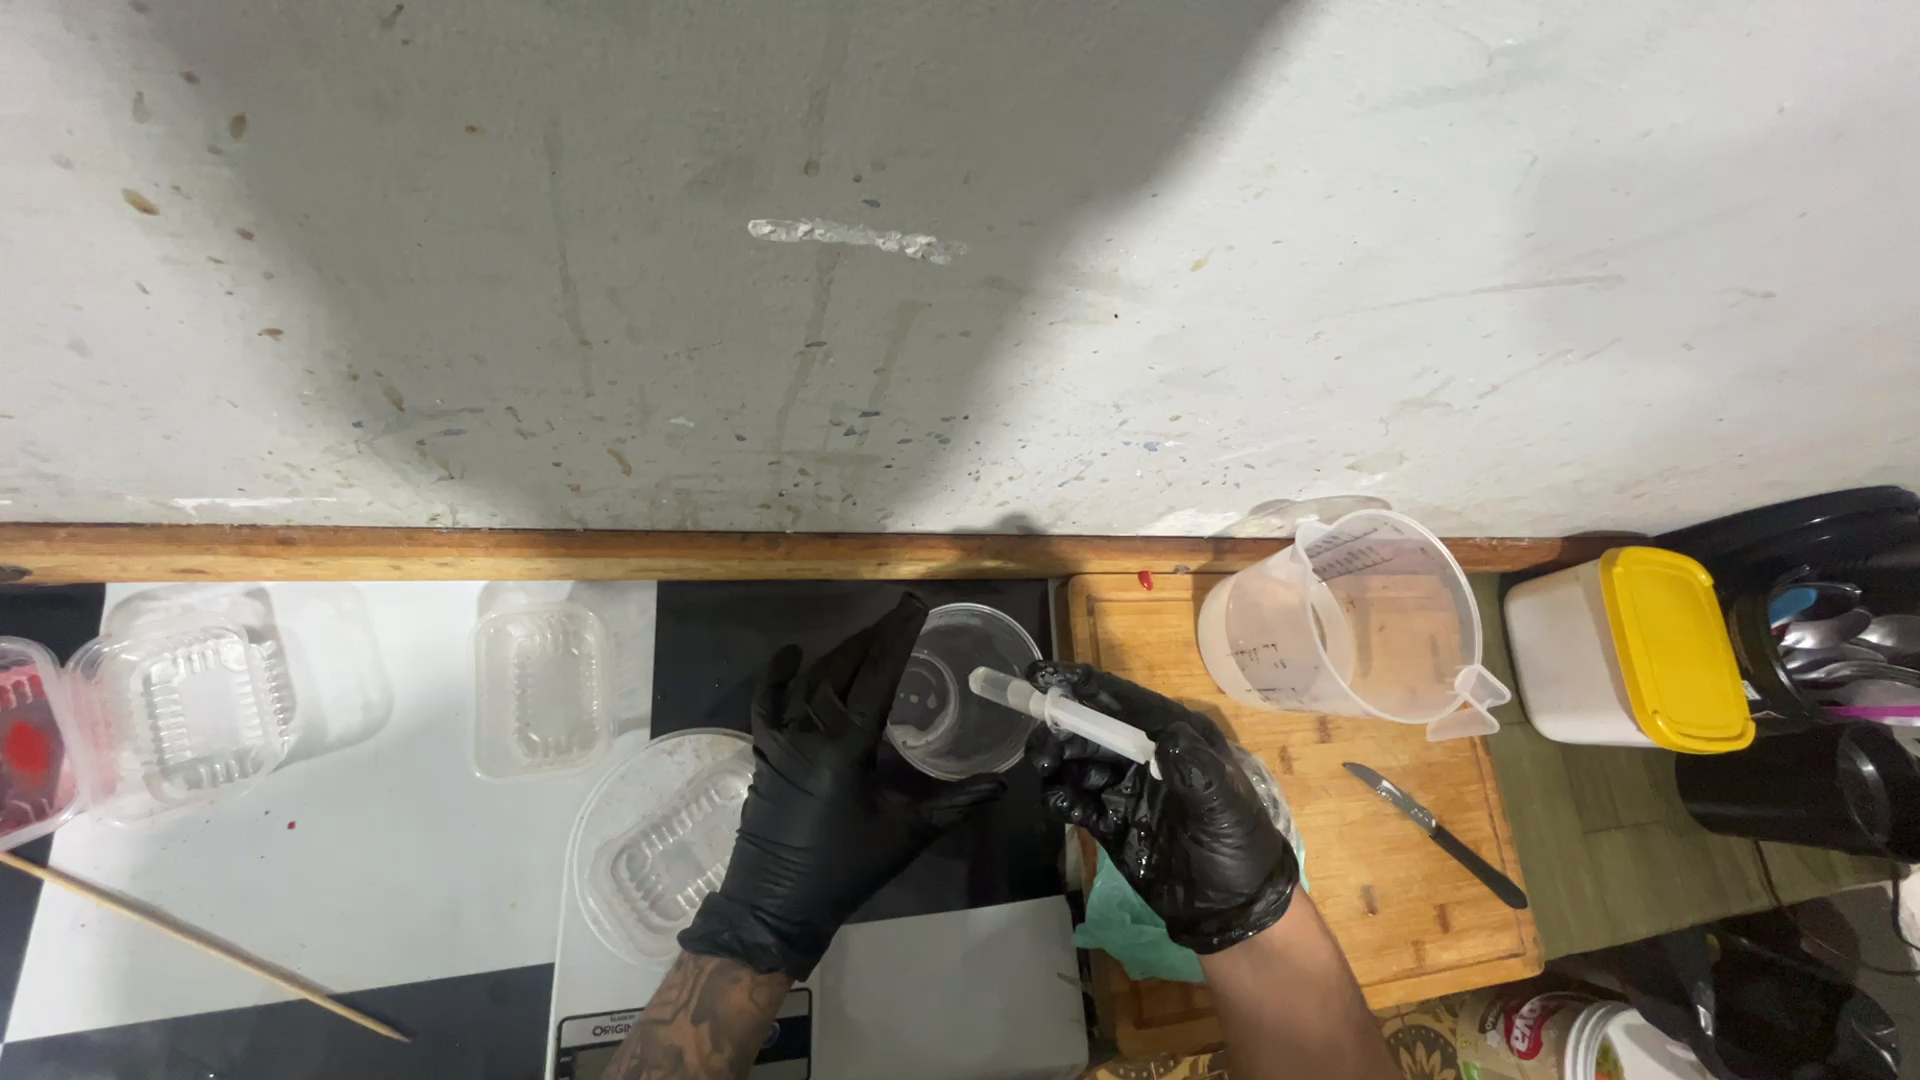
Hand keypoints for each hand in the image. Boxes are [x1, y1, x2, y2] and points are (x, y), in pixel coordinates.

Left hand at [680, 594, 1007, 978]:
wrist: (775, 906)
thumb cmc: (845, 870)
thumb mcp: (906, 835)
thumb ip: (955, 804)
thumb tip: (1002, 783)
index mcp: (846, 747)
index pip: (877, 677)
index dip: (898, 638)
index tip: (915, 608)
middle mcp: (809, 731)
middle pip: (844, 668)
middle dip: (875, 637)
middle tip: (902, 615)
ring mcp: (780, 739)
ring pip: (811, 680)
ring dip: (841, 652)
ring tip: (871, 634)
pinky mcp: (763, 751)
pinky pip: (765, 703)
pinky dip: (775, 676)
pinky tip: (789, 654)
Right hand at [1025, 661, 1297, 953]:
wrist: (1234, 912)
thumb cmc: (1237, 848)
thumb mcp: (1224, 805)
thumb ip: (1196, 769)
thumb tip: (1166, 737)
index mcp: (1174, 736)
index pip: (1120, 699)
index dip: (1079, 684)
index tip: (1039, 676)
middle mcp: (1145, 753)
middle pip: (1090, 728)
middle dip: (1060, 731)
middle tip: (1040, 752)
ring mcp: (1125, 787)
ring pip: (1077, 760)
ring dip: (1056, 763)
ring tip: (1048, 778)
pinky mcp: (1110, 820)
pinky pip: (1076, 800)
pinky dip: (1062, 799)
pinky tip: (1062, 807)